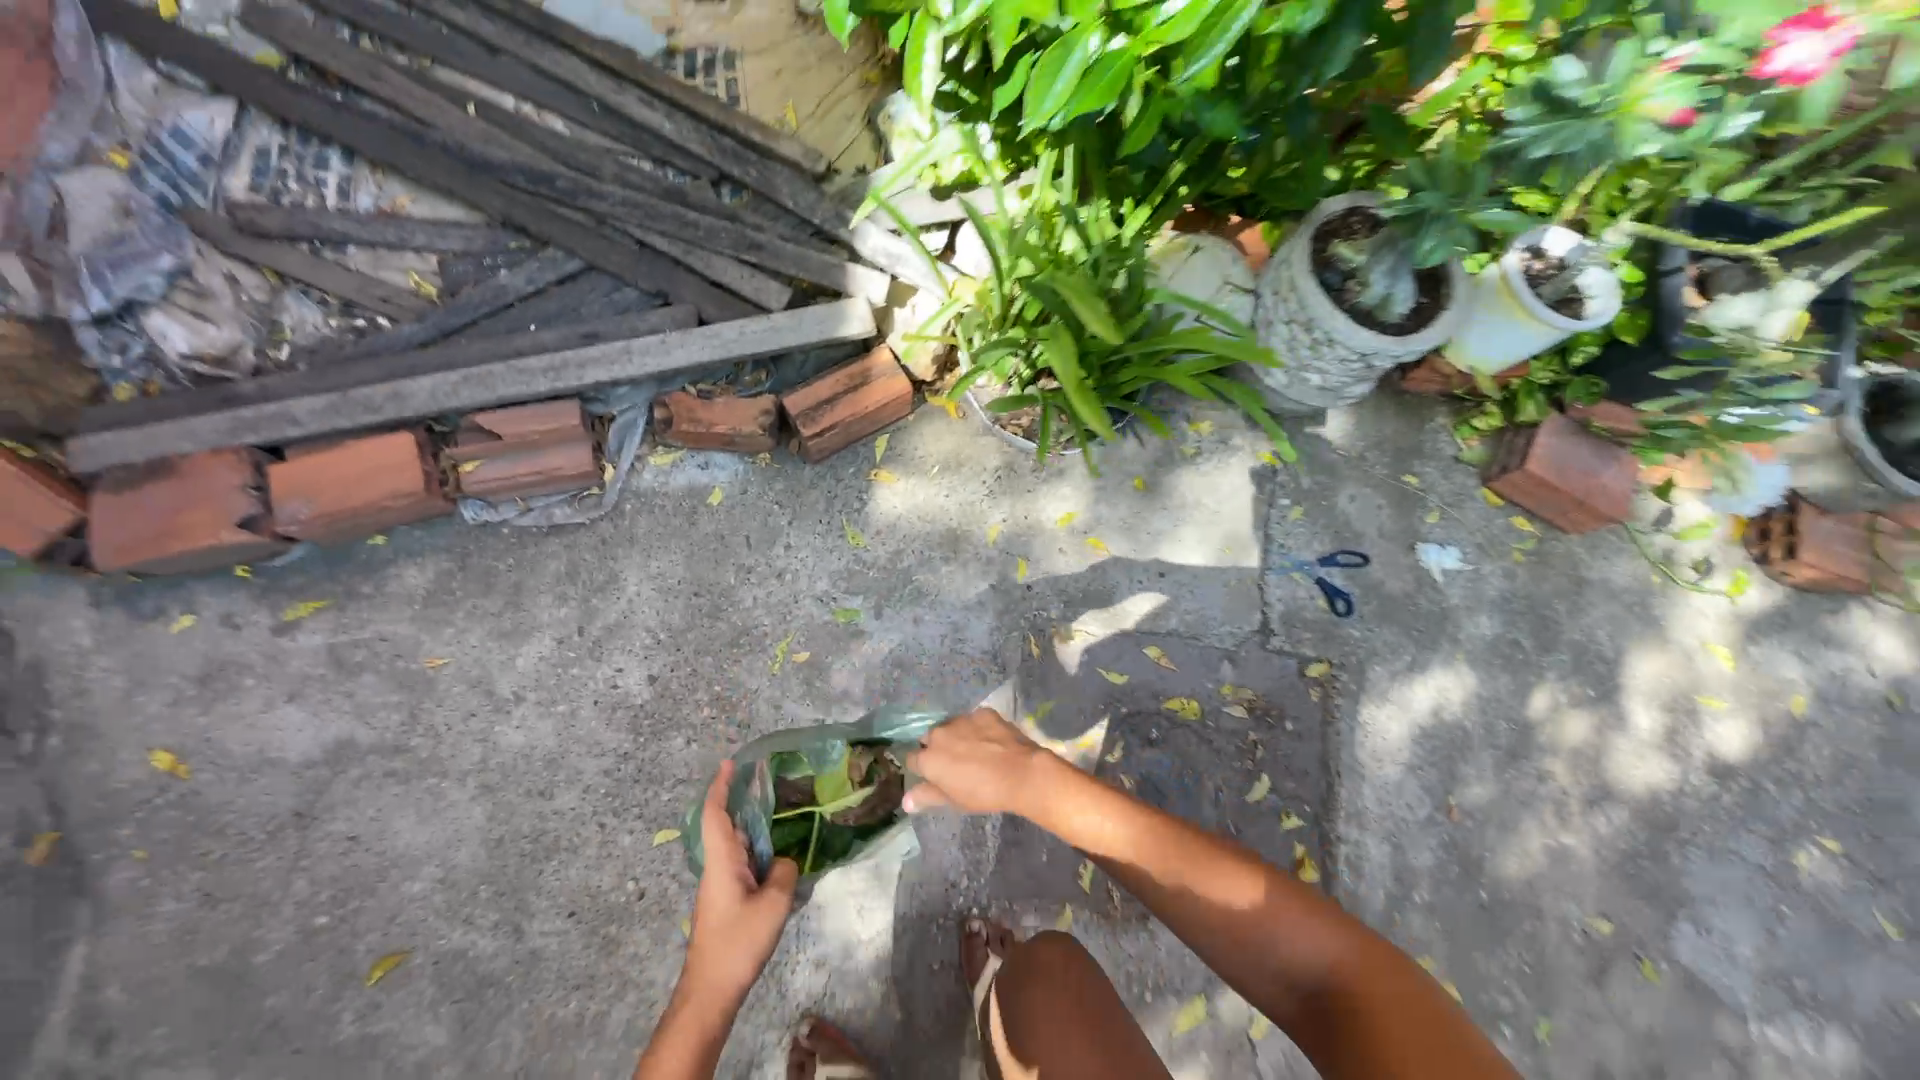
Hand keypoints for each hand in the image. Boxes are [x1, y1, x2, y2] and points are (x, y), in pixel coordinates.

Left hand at [682, 760, 797, 1008]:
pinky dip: (757, 854)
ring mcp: (719, 887)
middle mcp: (716, 868)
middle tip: (767, 784)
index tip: (730, 763)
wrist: (711, 988)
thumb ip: (783, 872)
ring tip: (780, 818)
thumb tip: (783, 861)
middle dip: (742, 803)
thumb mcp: (773, 904)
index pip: (716, 814)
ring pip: (736, 848)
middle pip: (726, 827)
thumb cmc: (738, 942)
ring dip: (753, 831)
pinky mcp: (726, 903)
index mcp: (721, 862)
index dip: (720, 786)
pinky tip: (778, 860)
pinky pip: (742, 866)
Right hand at [903, 707, 1055, 816]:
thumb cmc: (983, 793)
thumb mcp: (953, 800)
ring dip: (957, 736)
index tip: (933, 775)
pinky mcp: (983, 713)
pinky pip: (975, 720)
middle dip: (938, 748)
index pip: (912, 759)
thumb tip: (905, 801)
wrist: (1020, 773)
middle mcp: (940, 734)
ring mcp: (962, 720)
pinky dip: (979, 728)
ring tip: (975, 750)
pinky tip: (992, 740)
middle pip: (930, 739)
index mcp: (928, 758)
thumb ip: (926, 796)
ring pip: (952, 726)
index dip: (922, 768)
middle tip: (955, 763)